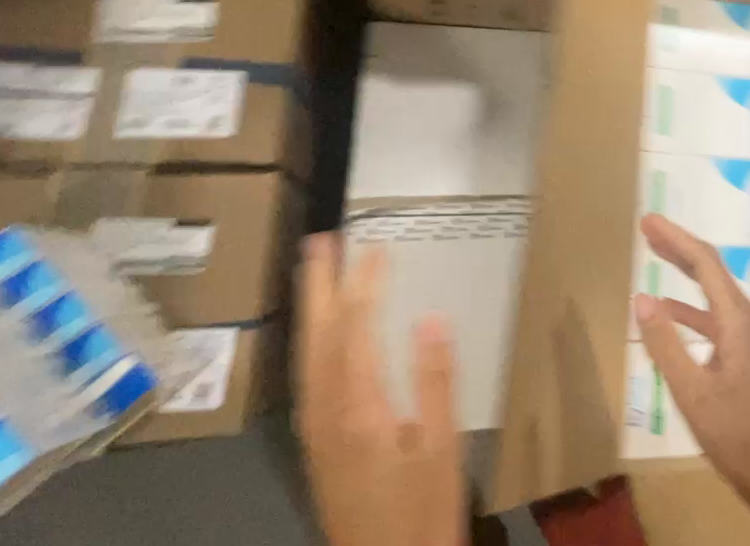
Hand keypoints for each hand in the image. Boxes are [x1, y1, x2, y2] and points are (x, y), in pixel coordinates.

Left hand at [295, 233, 463, 545]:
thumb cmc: (424, 508)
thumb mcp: (443, 447)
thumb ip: (435, 381)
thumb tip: (430, 318)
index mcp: (361, 410)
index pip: (357, 331)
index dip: (365, 285)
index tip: (376, 247)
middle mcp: (326, 413)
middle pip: (319, 336)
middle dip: (320, 286)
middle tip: (321, 241)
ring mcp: (314, 430)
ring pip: (306, 355)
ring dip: (310, 308)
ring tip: (314, 270)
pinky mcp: (315, 442)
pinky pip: (306, 376)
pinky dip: (310, 340)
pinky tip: (317, 330)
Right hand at [632, 214, 749, 492]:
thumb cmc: (734, 432)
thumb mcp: (691, 390)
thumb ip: (665, 343)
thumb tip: (642, 298)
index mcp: (736, 319)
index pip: (704, 263)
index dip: (676, 238)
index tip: (648, 222)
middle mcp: (744, 318)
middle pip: (710, 269)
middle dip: (678, 245)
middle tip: (647, 228)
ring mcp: (744, 335)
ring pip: (710, 290)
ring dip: (682, 271)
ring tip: (654, 254)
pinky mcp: (739, 353)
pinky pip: (710, 315)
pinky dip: (687, 306)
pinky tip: (665, 312)